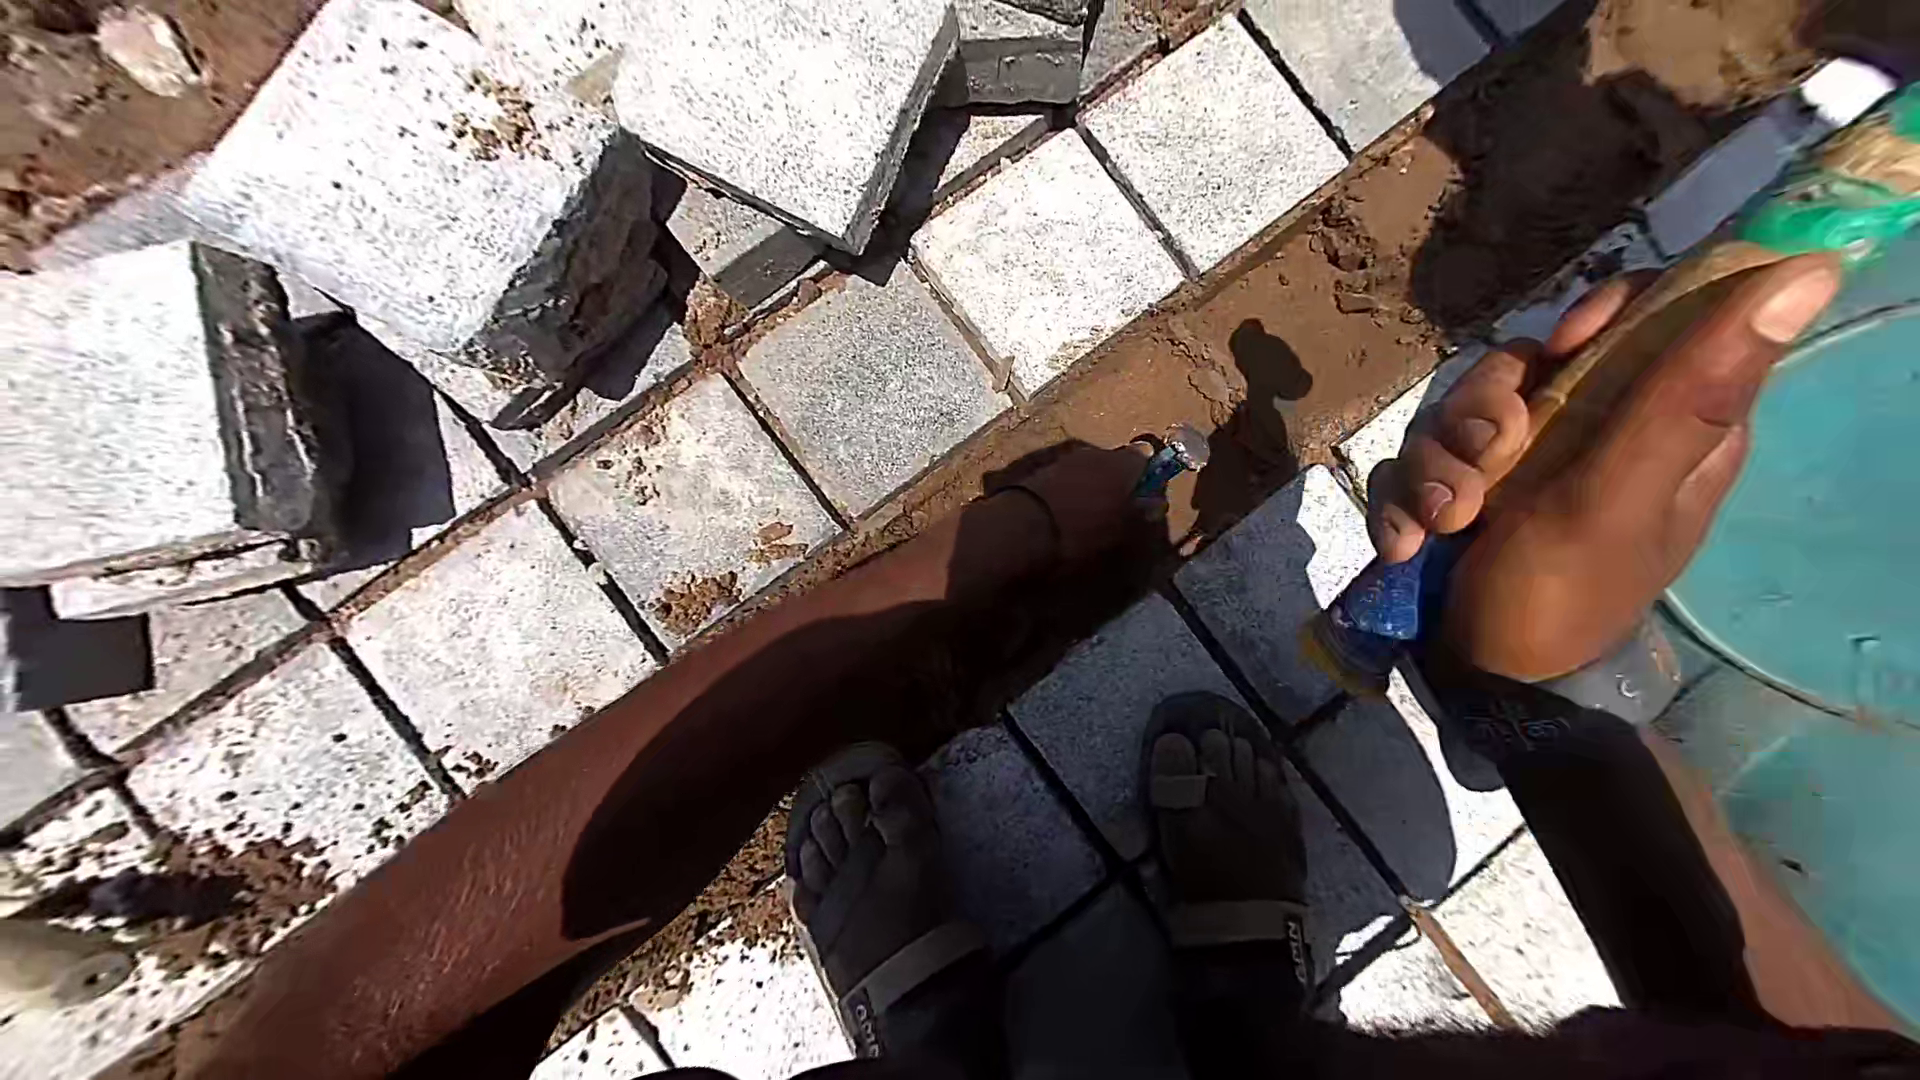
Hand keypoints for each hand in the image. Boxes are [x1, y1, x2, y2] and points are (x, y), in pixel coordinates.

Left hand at [998, 442, 1155, 562]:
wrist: (1019, 531)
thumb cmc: (1081, 534)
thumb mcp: (1120, 532)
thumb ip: (1140, 514)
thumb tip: (1155, 503)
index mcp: (1120, 464)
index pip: (1142, 458)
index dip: (1145, 475)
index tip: (1144, 494)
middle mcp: (1092, 453)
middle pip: (1110, 462)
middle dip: (1114, 480)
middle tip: (1115, 507)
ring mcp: (1061, 460)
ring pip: (1083, 469)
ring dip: (1087, 485)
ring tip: (1086, 514)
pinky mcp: (1034, 472)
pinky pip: (1060, 480)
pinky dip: (1065, 492)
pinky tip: (1061, 512)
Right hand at [1369, 255, 1842, 680]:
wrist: (1482, 671)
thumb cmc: (1563, 594)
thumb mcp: (1620, 500)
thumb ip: (1682, 400)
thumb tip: (1806, 273)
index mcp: (1653, 425)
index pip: (1647, 321)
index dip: (1601, 314)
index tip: (1559, 351)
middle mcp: (1576, 435)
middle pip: (1516, 369)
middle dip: (1479, 415)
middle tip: (1481, 464)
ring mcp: (1502, 466)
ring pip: (1447, 419)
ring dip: (1431, 470)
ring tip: (1438, 525)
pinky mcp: (1447, 491)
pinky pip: (1407, 467)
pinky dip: (1399, 503)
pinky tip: (1407, 542)